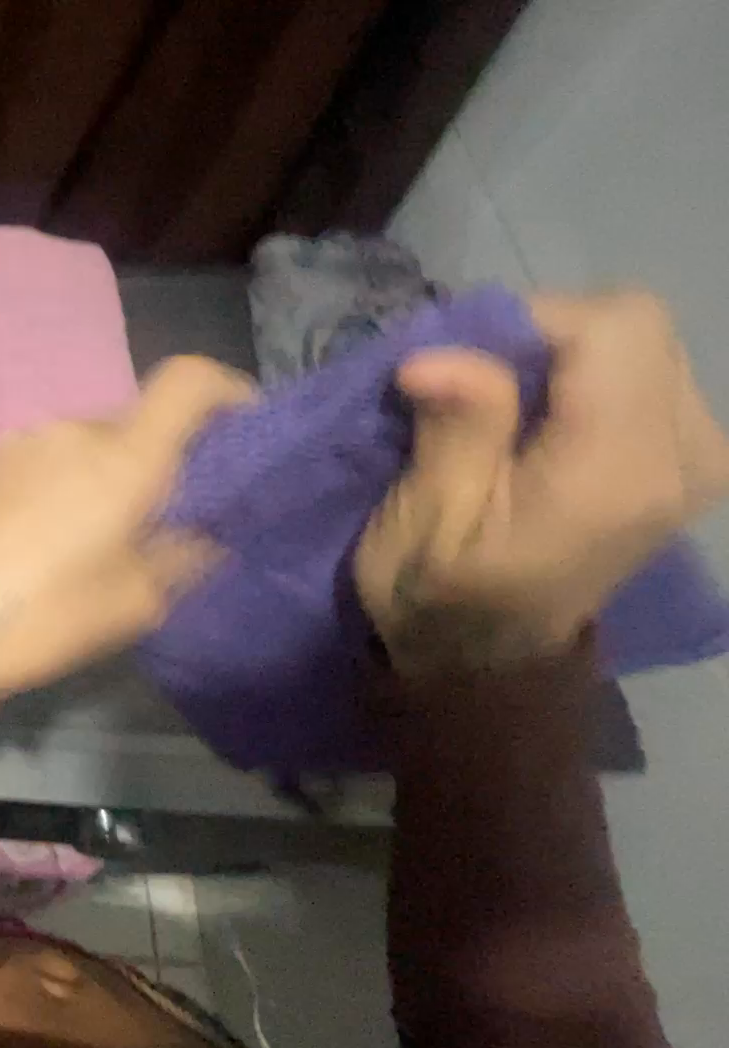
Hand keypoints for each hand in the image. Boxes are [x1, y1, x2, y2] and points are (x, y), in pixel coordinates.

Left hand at [0, 355, 254, 699]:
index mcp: (121, 457)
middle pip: (134, 421)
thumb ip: (185, 551)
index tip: (236, 430)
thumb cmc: (44, 617)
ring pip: (84, 441)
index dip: (225, 390)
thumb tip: (204, 529)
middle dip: (157, 456)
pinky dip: (60, 479)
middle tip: (159, 512)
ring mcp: (18, 442)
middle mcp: (69, 431)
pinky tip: (44, 529)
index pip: (187, 380)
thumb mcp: (137, 599)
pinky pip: (42, 457)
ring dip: (103, 471)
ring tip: (95, 530)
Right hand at [355, 290, 728, 673]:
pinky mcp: (684, 456)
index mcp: (617, 472)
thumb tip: (436, 356)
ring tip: (481, 406)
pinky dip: (570, 377)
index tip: (446, 361)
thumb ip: (454, 433)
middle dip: (532, 337)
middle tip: (454, 386)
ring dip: (549, 357)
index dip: (522, 321)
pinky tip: (519, 420)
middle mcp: (686, 452)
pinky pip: (639, 374)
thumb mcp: (423, 523)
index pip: (615, 328)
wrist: (480, 653)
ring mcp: (697, 454)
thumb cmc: (432, 594)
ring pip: (637, 343)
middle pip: (633, 326)